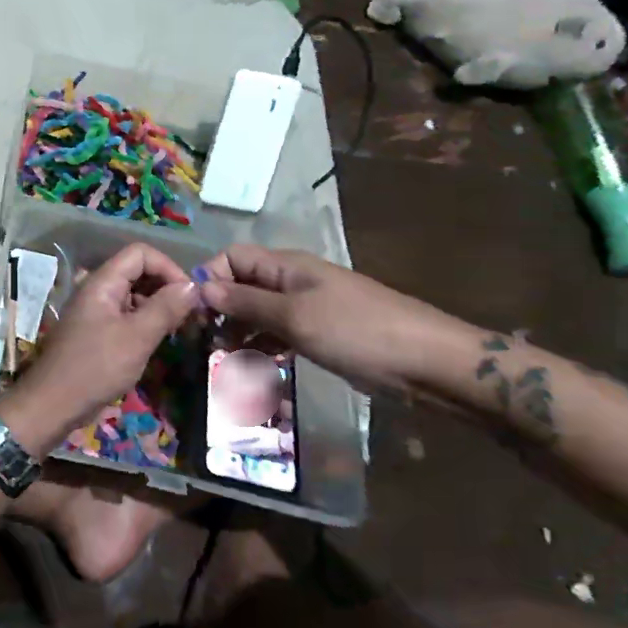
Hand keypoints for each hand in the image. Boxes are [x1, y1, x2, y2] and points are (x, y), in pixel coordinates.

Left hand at [5, 243, 197, 438]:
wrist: (54, 402)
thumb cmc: (96, 367)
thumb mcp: (137, 337)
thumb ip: (165, 308)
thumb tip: (193, 286)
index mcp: (102, 283)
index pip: (139, 253)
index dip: (168, 267)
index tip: (189, 294)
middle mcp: (97, 290)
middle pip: (137, 272)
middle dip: (166, 287)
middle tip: (190, 314)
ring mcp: (96, 311)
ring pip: (133, 295)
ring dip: (158, 306)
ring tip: (179, 328)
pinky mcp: (97, 331)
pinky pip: (126, 315)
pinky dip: (145, 322)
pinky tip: (160, 340)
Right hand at [198, 246, 472, 394]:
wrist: (429, 364)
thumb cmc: (358, 332)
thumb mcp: (294, 317)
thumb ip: (245, 302)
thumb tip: (201, 286)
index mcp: (286, 266)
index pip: (232, 257)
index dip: (211, 278)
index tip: (198, 313)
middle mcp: (291, 282)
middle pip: (241, 286)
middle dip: (221, 311)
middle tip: (208, 344)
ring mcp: (306, 309)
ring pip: (257, 313)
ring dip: (239, 333)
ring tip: (228, 361)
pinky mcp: (318, 334)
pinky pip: (278, 334)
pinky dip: (263, 347)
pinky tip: (255, 369)